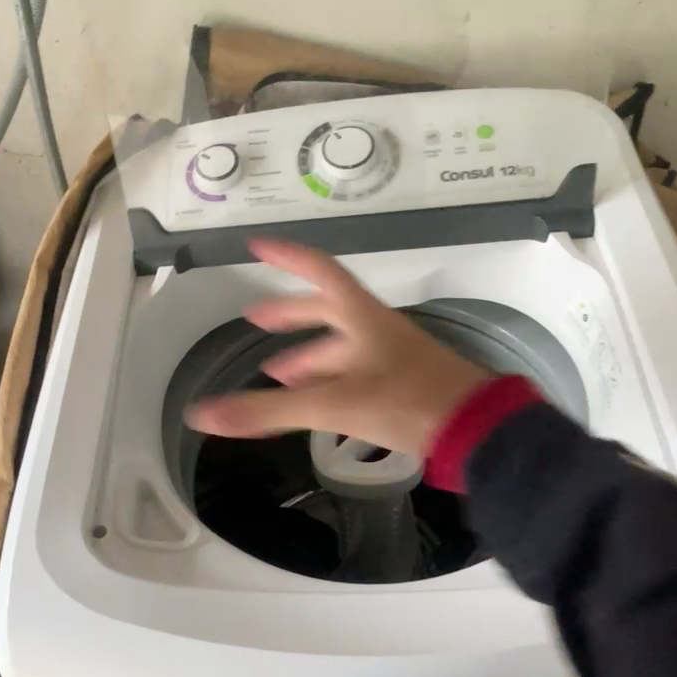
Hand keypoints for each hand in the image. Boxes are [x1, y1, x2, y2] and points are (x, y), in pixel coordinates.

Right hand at [184, 239, 490, 453]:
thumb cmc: (405, 402)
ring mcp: (393, 356)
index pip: (320, 272)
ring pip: (342, 346)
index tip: (257, 246)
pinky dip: (329, 380)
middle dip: (290, 315)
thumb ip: (267, 411)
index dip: (287, 257)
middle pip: (328, 309)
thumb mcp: (332, 404)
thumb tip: (202, 414)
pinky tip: (318, 402)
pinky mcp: (404, 384)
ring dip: (308, 355)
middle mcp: (377, 329)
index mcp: (362, 317)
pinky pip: (356, 371)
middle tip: (256, 321)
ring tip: (277, 372)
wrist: (474, 430)